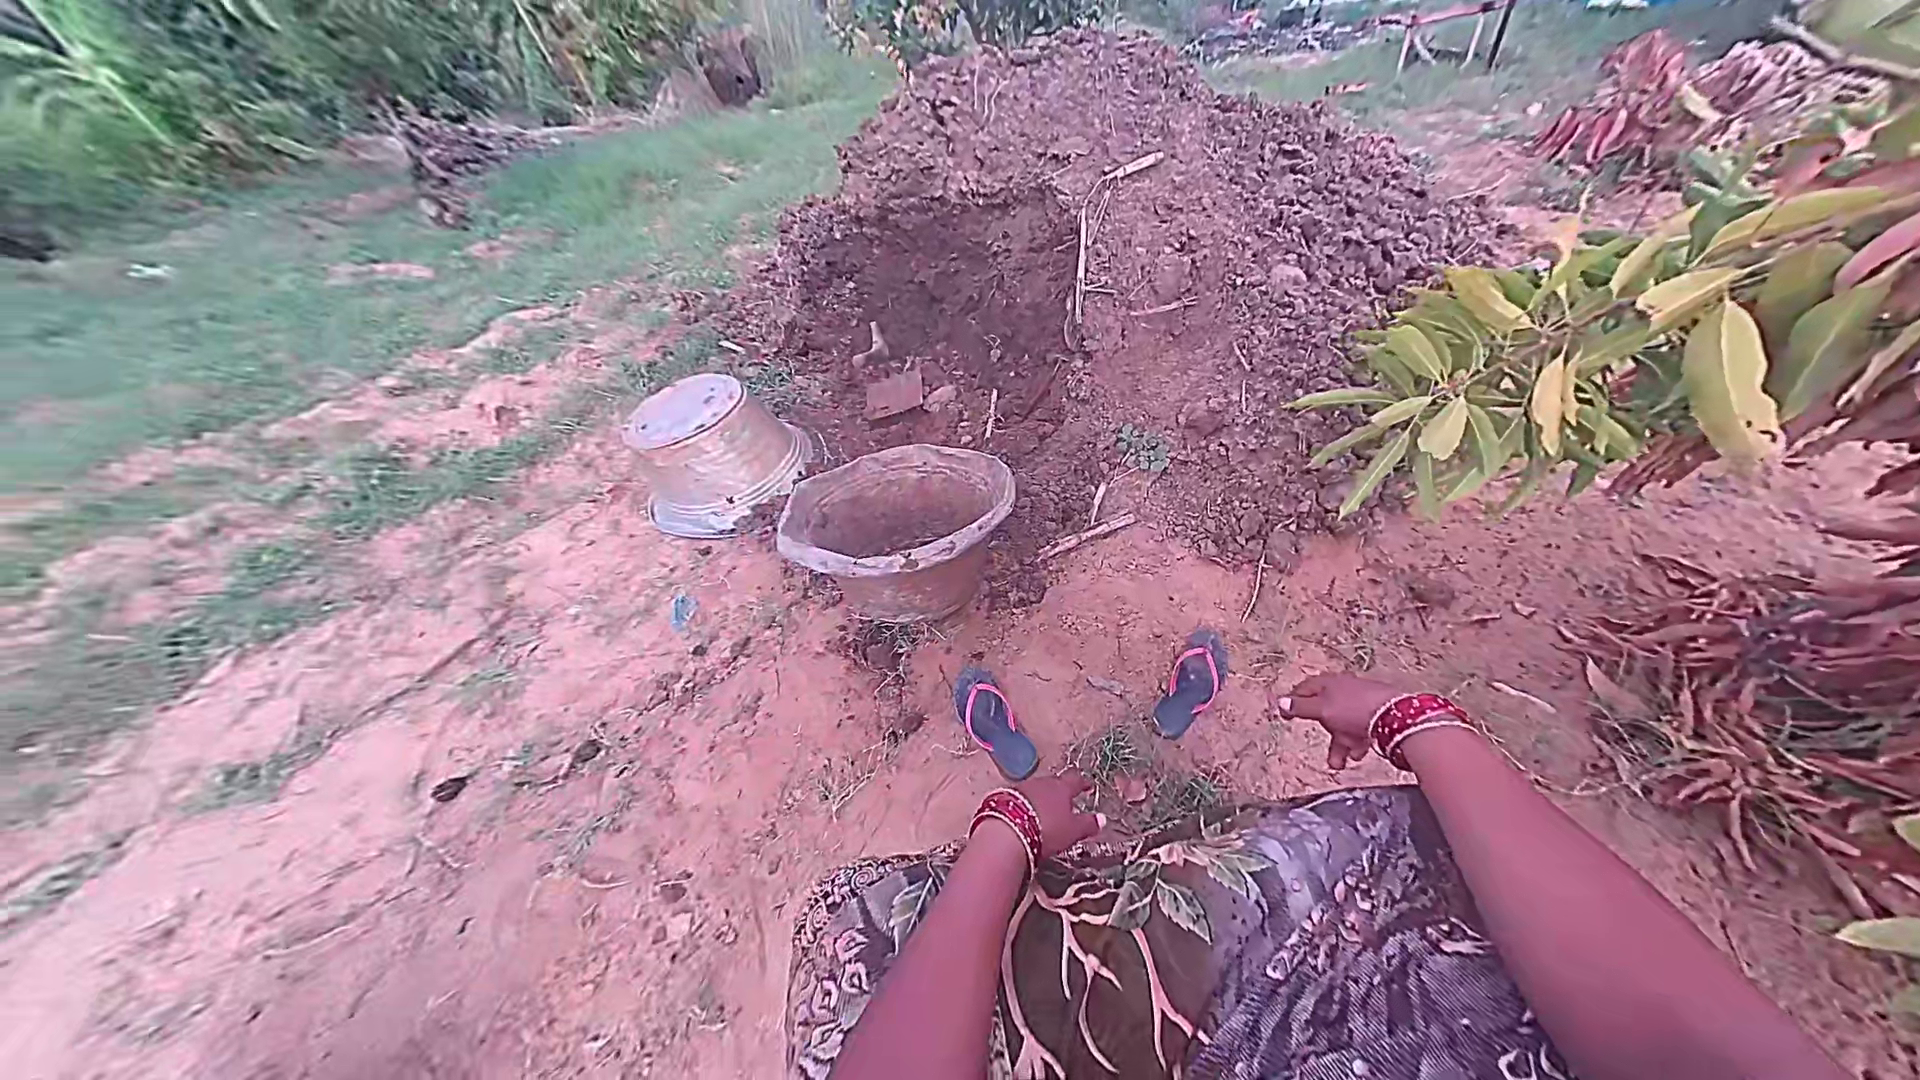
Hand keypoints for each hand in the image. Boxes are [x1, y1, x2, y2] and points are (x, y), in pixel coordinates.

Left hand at [1016, 772, 1104, 857]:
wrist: (1008, 832)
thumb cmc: (1047, 829)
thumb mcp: (1073, 830)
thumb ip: (1087, 824)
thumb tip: (1102, 818)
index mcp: (1061, 787)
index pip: (1075, 780)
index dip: (1083, 782)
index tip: (1088, 785)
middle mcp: (1042, 782)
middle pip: (1054, 783)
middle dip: (1060, 791)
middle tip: (1066, 801)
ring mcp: (1022, 788)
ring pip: (1037, 789)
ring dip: (1042, 797)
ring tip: (1046, 811)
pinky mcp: (1006, 797)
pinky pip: (1021, 798)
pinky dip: (1027, 804)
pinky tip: (1027, 815)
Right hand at [1278, 672, 1407, 769]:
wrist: (1398, 719)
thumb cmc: (1353, 710)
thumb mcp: (1320, 709)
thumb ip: (1299, 707)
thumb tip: (1280, 702)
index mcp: (1328, 683)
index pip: (1304, 689)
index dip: (1293, 701)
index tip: (1284, 714)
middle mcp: (1344, 690)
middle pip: (1326, 708)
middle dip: (1322, 728)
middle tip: (1317, 739)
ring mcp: (1363, 703)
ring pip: (1344, 723)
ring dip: (1339, 743)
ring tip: (1338, 762)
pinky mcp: (1379, 716)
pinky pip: (1361, 730)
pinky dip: (1356, 743)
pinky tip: (1357, 755)